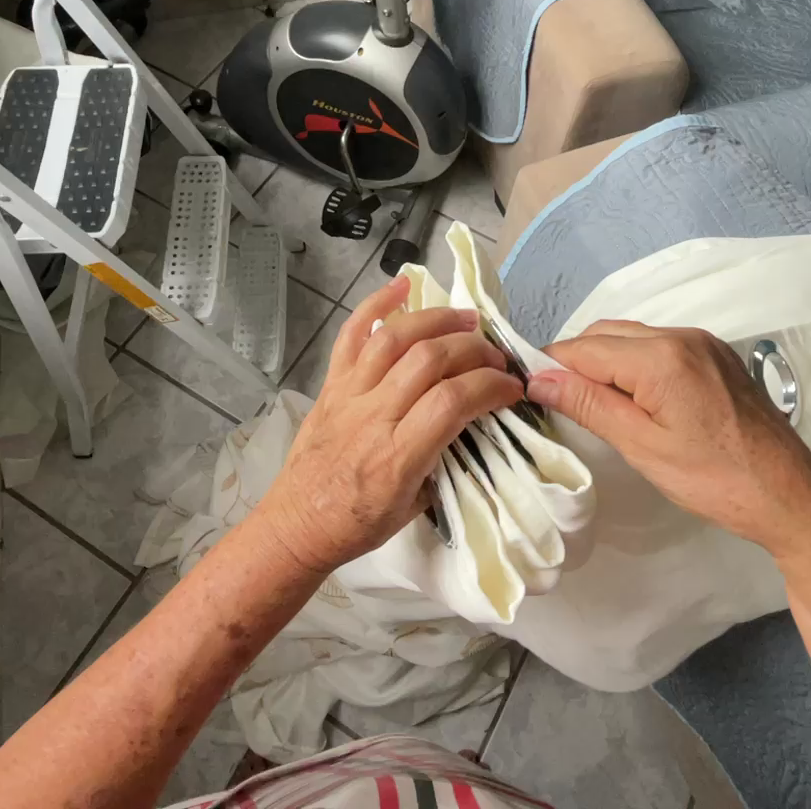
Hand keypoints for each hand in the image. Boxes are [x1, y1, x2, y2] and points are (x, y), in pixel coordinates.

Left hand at [252, 277, 524, 574]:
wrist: (299, 525)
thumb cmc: (360, 523)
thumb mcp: (416, 507)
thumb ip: (445, 460)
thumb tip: (474, 420)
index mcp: (398, 456)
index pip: (452, 402)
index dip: (490, 386)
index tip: (512, 388)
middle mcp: (373, 417)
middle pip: (428, 360)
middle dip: (472, 348)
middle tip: (495, 355)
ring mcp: (348, 395)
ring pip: (393, 339)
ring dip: (435, 320)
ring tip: (466, 319)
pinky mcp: (331, 384)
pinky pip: (350, 335)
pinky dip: (375, 305)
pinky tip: (402, 286)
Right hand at [526, 321, 810, 557]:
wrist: (791, 497)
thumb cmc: (713, 480)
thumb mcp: (641, 446)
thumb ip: (588, 404)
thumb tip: (537, 377)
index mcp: (661, 356)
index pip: (583, 347)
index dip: (551, 367)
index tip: (530, 393)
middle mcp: (681, 336)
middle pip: (605, 334)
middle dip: (575, 362)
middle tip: (560, 404)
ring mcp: (702, 343)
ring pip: (630, 337)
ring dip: (603, 362)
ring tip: (593, 404)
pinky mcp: (715, 355)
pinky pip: (657, 345)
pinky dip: (632, 363)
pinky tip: (631, 397)